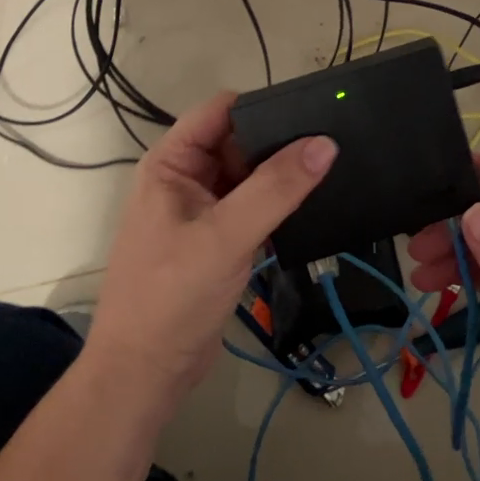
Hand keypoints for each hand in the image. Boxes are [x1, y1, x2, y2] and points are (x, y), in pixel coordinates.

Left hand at [85, 92, 336, 404]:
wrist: (144, 375)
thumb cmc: (172, 297)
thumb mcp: (225, 236)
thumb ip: (276, 188)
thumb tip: (325, 144)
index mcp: (172, 163)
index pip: (222, 110)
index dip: (264, 105)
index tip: (314, 110)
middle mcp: (186, 178)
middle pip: (241, 140)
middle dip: (281, 140)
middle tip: (334, 141)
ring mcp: (204, 210)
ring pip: (251, 174)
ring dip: (283, 174)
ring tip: (335, 166)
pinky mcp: (220, 239)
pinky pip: (255, 205)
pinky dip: (280, 203)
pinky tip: (316, 202)